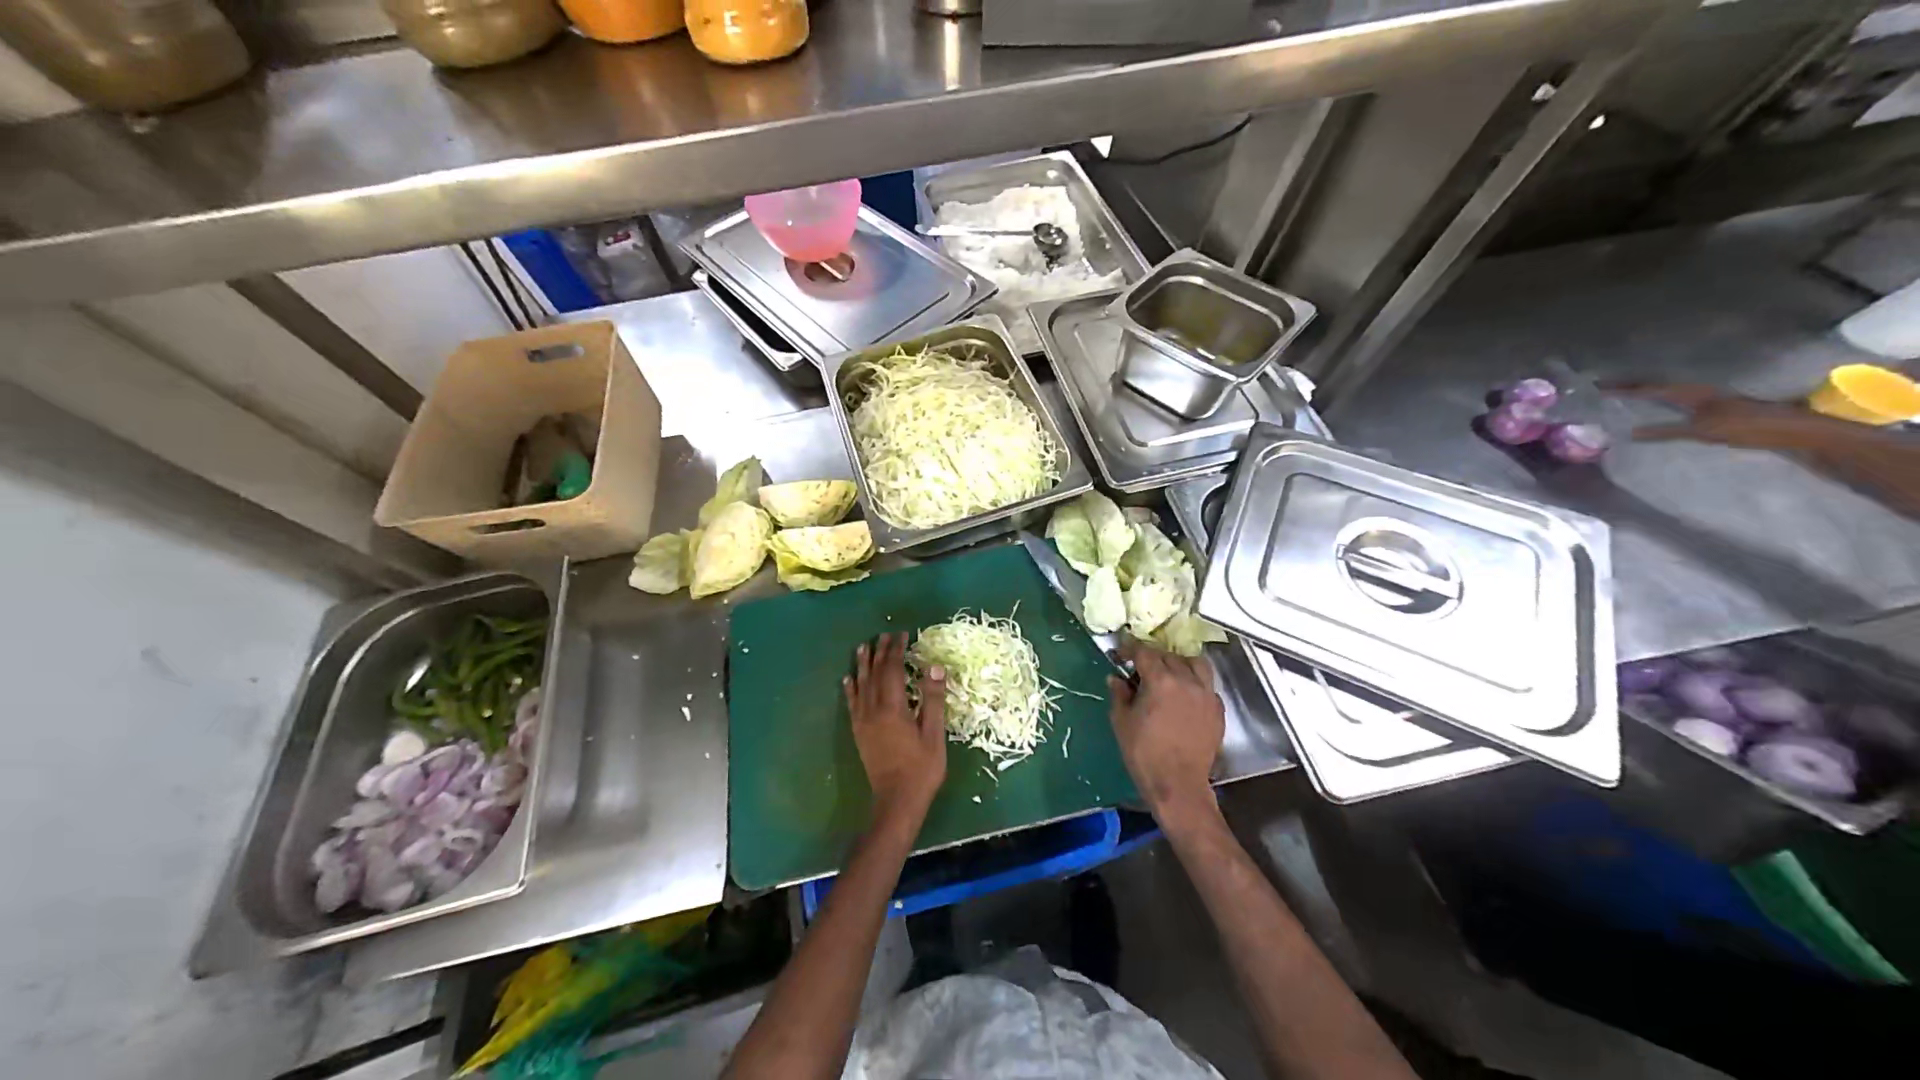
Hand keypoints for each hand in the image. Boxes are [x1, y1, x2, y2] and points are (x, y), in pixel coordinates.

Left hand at [844, 633, 947, 825]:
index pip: (893, 670)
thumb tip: (934, 667)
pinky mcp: (859, 732)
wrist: (897, 800)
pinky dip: (850, 688)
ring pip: (861, 685)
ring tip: (863, 647)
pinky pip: (852, 703)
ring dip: (863, 664)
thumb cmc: (922, 769)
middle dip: (881, 652)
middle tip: (885, 635)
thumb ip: (932, 699)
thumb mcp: (934, 734)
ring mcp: (863, 721)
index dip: (897, 650)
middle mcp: (874, 710)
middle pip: (876, 673)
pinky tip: (848, 678)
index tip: (903, 635)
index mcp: (894, 708)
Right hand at [1109, 641, 1223, 820]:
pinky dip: (1194, 683)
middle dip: (1152, 657)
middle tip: (1139, 668)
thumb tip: (1115, 678)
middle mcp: (1187, 681)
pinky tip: (1184, 696)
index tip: (1121, 652)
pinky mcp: (1217, 710)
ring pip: (1195, 664)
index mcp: (1161, 680)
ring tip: (1169, 674)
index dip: (1130, 648)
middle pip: (1169, 656)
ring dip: (1179, 663)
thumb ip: (1119, 694)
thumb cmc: (1144, 753)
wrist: (1177, 784)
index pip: (1144, 652)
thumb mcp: (1121, 721)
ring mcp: (1206, 694)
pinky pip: (1207, 685)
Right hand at [1604, 382, 1848, 450]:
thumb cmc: (1745, 428)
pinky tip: (1654, 405)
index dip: (1623, 387)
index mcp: (1691, 393)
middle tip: (1605, 386)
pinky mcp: (1714, 406)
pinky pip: (1677, 398)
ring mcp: (1707, 397)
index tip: (1598, 386)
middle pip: (1657, 385)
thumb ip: (1665, 431)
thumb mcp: (1701, 431)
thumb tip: (1629, 432)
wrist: (1789, 430)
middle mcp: (1697, 390)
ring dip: (1645, 390)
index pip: (1649, 388)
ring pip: (1667, 390)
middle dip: (1631, 384)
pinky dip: (1659, 398)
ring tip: (1624, 393)